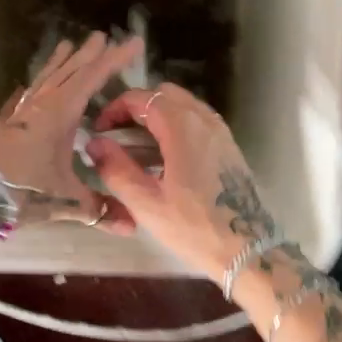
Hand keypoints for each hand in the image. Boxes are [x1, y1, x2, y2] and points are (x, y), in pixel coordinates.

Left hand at [0, 32, 142, 225]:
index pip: (92, 78)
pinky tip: (33, 82)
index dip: (114, 60)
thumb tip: (132, 226)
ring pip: (46, 77)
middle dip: (89, 54)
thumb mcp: (67, 200)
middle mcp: (42, 104)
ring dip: (60, 61)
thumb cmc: (25, 192)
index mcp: (60, 113)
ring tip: (68, 45)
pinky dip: (37, 82)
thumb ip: (99, 209)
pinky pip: (28, 92)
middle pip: (69, 71)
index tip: (132, 43)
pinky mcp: (8, 121)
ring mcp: (22, 110)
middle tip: (103, 36)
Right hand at [85, 83, 275, 278]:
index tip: (100, 129)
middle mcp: (204, 119)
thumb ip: (116, 169)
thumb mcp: (147, 203)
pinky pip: (197, 119)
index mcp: (182, 126)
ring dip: (158, 114)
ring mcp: (220, 130)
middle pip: (164, 94)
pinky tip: (165, 154)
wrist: (247, 248)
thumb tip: (94, 144)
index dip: (116, 108)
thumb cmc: (193, 226)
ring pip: (183, 104)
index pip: (142, 98)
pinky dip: (176, 124)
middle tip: (118, 132)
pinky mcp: (228, 145)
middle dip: (137, 107)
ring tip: (138, 144)